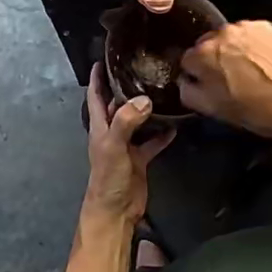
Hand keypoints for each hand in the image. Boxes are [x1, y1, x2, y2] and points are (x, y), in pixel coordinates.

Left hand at [82, 63, 174, 226]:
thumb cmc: (108, 177)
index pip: (95, 97)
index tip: (102, 60)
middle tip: (143, 69)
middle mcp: (112, 132)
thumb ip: (126, 121)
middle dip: (125, 88)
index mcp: (100, 127)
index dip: (96, 79)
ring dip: (146, 109)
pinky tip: (175, 124)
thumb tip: (144, 99)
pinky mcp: (140, 159)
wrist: (116, 212)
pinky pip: (152, 141)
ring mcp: (126, 146)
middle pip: (118, 105)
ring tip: (162, 90)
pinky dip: (162, 133)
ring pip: (137, 121)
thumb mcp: (114, 146)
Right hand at [178, 20, 271, 142]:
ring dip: (232, 50)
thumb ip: (188, 92)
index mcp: (202, 55)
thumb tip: (184, 80)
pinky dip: (250, 45)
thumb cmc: (256, 110)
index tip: (212, 86)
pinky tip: (262, 62)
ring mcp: (243, 26)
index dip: (198, 75)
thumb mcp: (213, 110)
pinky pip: (247, 34)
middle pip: (207, 45)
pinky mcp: (263, 25)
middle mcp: (219, 33)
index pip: (188, 60)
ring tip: (249, 72)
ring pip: (227, 38)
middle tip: (231, 80)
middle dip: (214, 59)